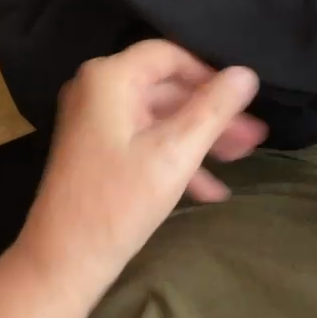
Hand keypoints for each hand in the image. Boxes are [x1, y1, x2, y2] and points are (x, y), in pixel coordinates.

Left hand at [17, 40, 266, 294]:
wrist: (62, 263)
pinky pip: (142, 138)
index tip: (243, 100)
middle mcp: (97, 87)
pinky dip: (174, 156)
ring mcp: (94, 118)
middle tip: (253, 137)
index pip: (169, 54)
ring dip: (198, 137)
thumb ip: (213, 109)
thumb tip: (246, 73)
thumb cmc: (119, 202)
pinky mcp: (95, 147)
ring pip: (158, 116)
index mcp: (109, 76)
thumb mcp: (175, 153)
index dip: (209, 74)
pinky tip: (209, 190)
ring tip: (241, 159)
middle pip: (166, 87)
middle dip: (211, 114)